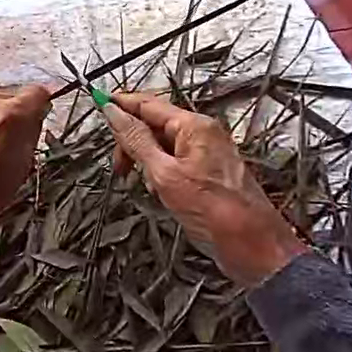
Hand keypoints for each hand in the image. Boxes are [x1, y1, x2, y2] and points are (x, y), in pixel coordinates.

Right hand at [105, 91, 304, 285]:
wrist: (255, 249)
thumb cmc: (214, 211)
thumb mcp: (164, 174)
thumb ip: (136, 140)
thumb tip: (112, 110)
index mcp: (194, 125)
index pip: (148, 103)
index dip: (120, 103)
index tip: (96, 103)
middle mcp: (202, 132)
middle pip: (154, 123)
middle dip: (131, 139)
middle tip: (119, 167)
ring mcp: (206, 152)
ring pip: (162, 143)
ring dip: (144, 158)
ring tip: (142, 183)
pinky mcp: (208, 172)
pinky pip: (174, 160)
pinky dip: (159, 171)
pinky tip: (158, 190)